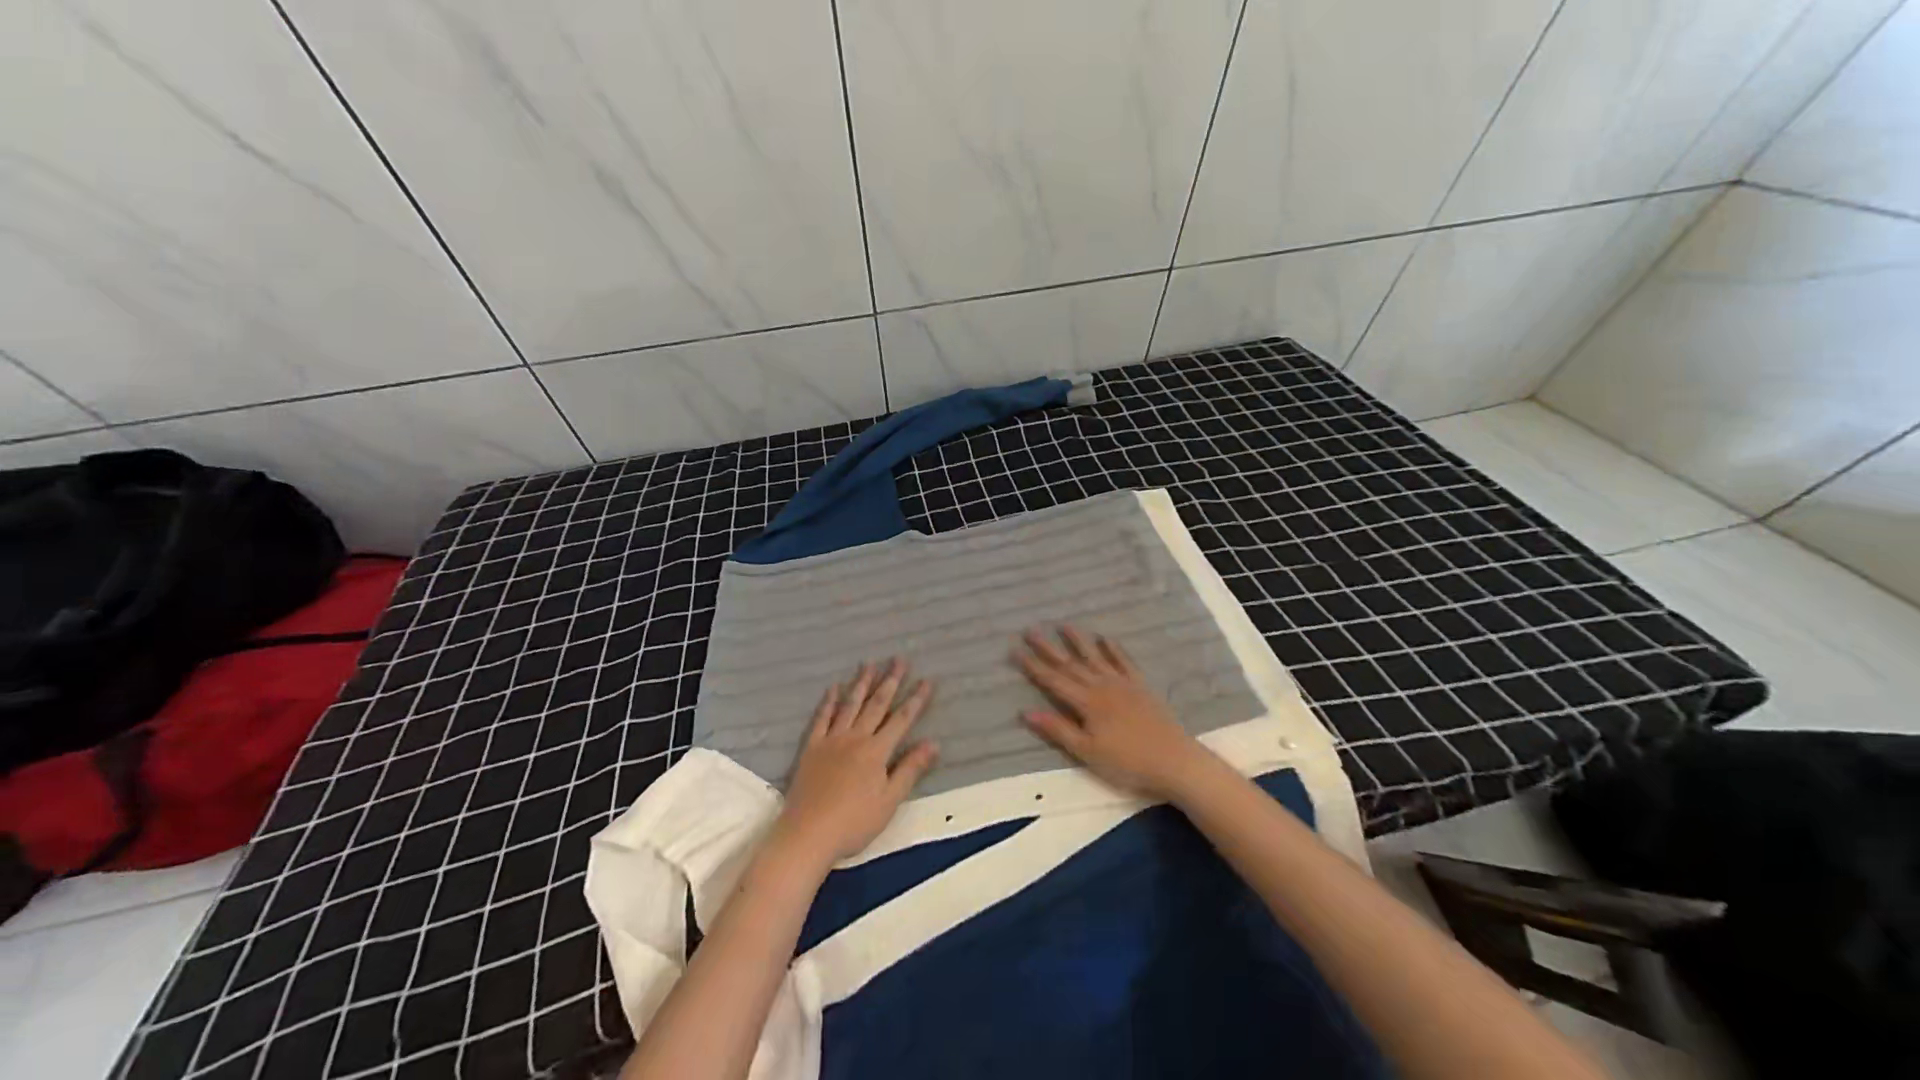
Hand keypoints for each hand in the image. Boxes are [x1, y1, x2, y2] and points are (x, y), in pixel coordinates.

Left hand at [773, 659, 938, 865]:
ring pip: (850, 705)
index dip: (916, 700)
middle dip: (890, 681)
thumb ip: (910, 769)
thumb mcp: (889, 801)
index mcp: (876, 751)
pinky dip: (828, 702)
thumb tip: (933, 743)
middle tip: (899, 659)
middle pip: (876, 705)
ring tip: (870, 663)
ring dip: (861, 683)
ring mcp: (831, 740)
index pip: (901, 720)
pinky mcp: (812, 748)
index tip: (927, 680)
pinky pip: (821, 718)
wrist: (807, 833)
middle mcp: (855, 738)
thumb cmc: (854, 823)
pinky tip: (833, 688)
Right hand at [1014, 626, 1216, 800]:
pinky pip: (1124, 662)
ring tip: (1064, 625)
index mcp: (1087, 703)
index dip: (1033, 666)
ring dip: (1079, 641)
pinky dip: (1113, 649)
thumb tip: (1025, 712)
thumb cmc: (1127, 762)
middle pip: (1070, 664)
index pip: (1053, 680)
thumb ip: (1058, 729)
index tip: (1015, 650)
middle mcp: (1102, 686)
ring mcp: (1123, 683)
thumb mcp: (1087, 752)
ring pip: (1095, 657)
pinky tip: (1105, 639)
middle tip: (1031, 630)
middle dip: (1049, 648)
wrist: (1174, 760)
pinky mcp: (1141, 686)